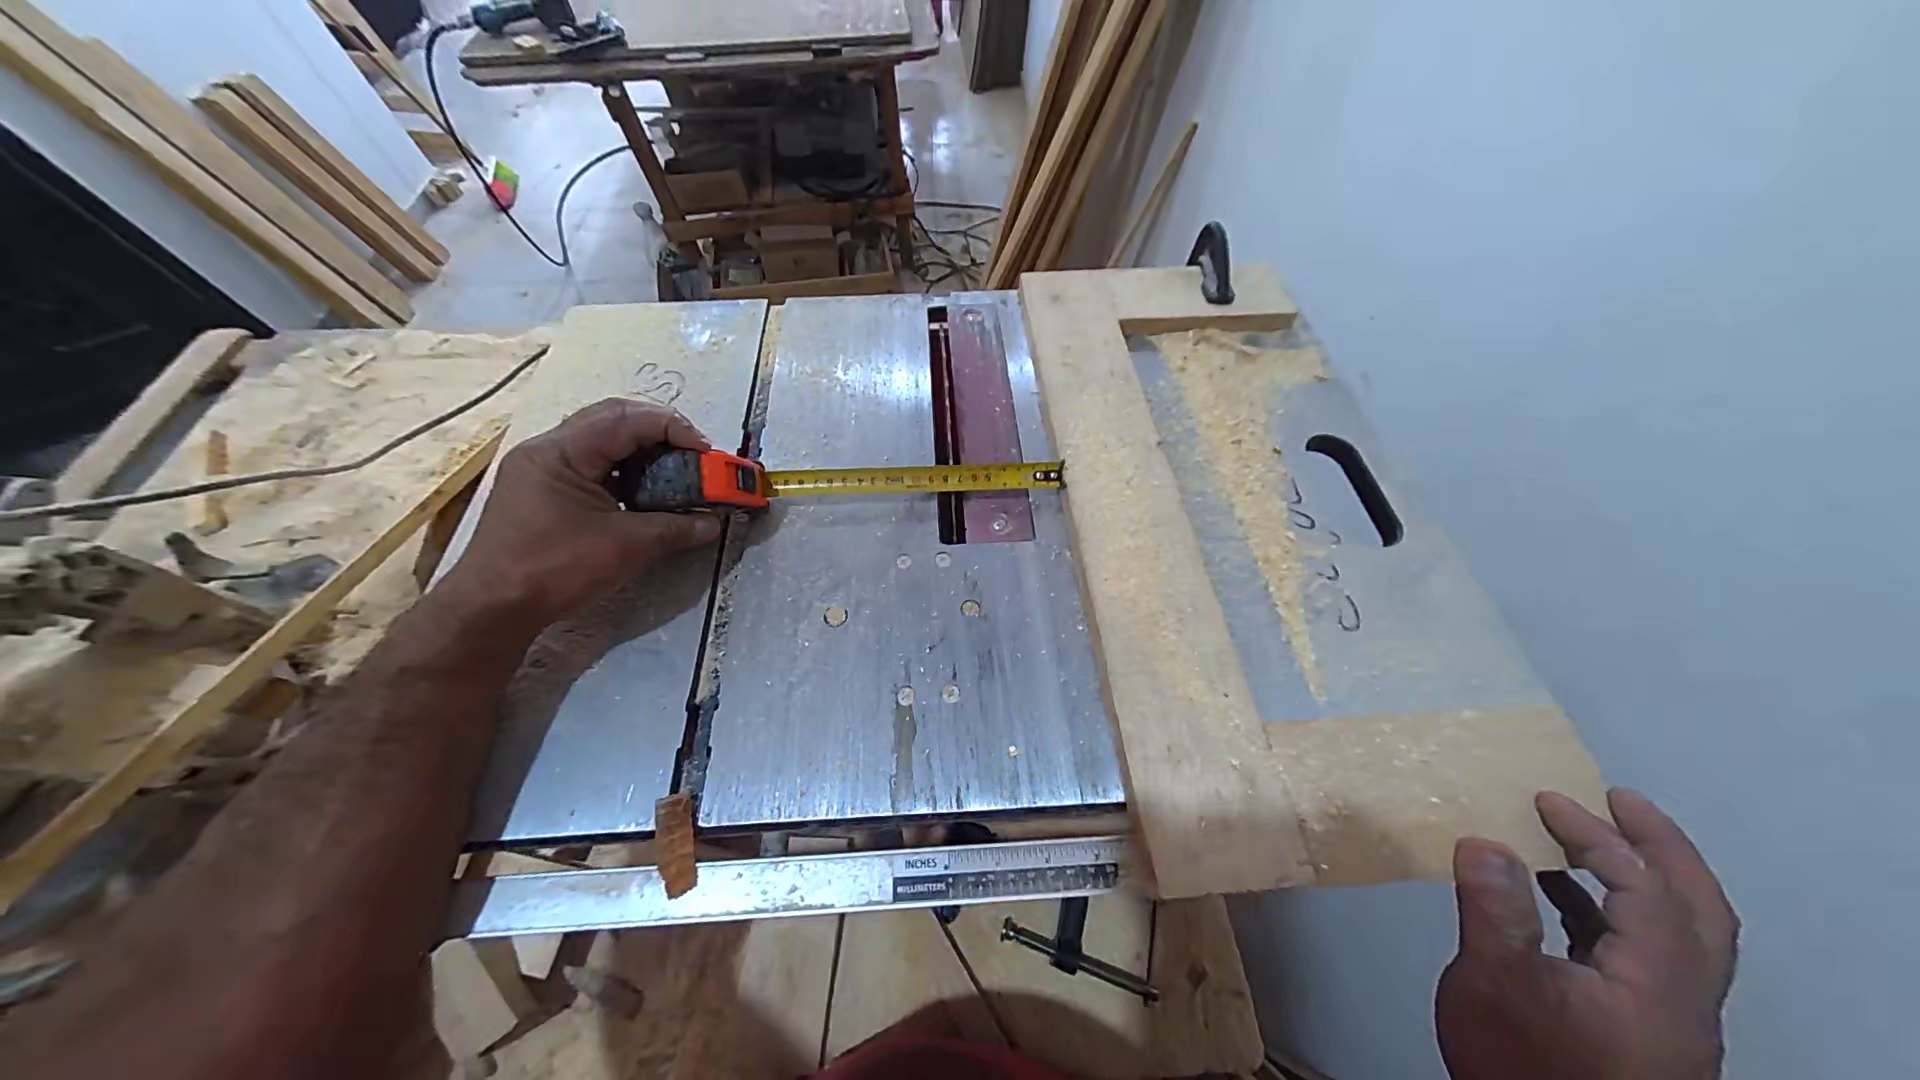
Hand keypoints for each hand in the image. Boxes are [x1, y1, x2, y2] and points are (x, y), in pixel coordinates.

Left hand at [438, 397, 723, 627]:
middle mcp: (547, 449)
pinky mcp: (543, 489)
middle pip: (613, 418)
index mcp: (562, 451)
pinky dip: (625, 470)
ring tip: (676, 473)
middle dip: (661, 433)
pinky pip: (592, 463)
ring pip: (602, 439)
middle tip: (695, 457)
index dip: (675, 429)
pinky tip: (645, 491)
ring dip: (643, 451)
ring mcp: (541, 468)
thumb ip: (676, 528)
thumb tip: (713, 523)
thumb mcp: (627, 546)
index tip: (707, 455)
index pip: (627, 419)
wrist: (492, 609)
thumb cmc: (555, 569)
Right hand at [1436, 789, 1738, 1079]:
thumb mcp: (1495, 984)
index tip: (1545, 800)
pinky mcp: (1634, 1027)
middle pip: (1697, 912)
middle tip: (1617, 798)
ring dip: (1638, 875)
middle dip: (1660, 847)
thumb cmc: (1524, 1062)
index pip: (1648, 892)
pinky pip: (1639, 949)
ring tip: (1582, 836)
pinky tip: (1555, 893)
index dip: (1601, 837)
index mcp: (1660, 988)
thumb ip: (1494, 911)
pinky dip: (1606, 907)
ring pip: (1675, 932)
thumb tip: (1486, 840)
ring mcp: (1662, 1017)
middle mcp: (1681, 1000)